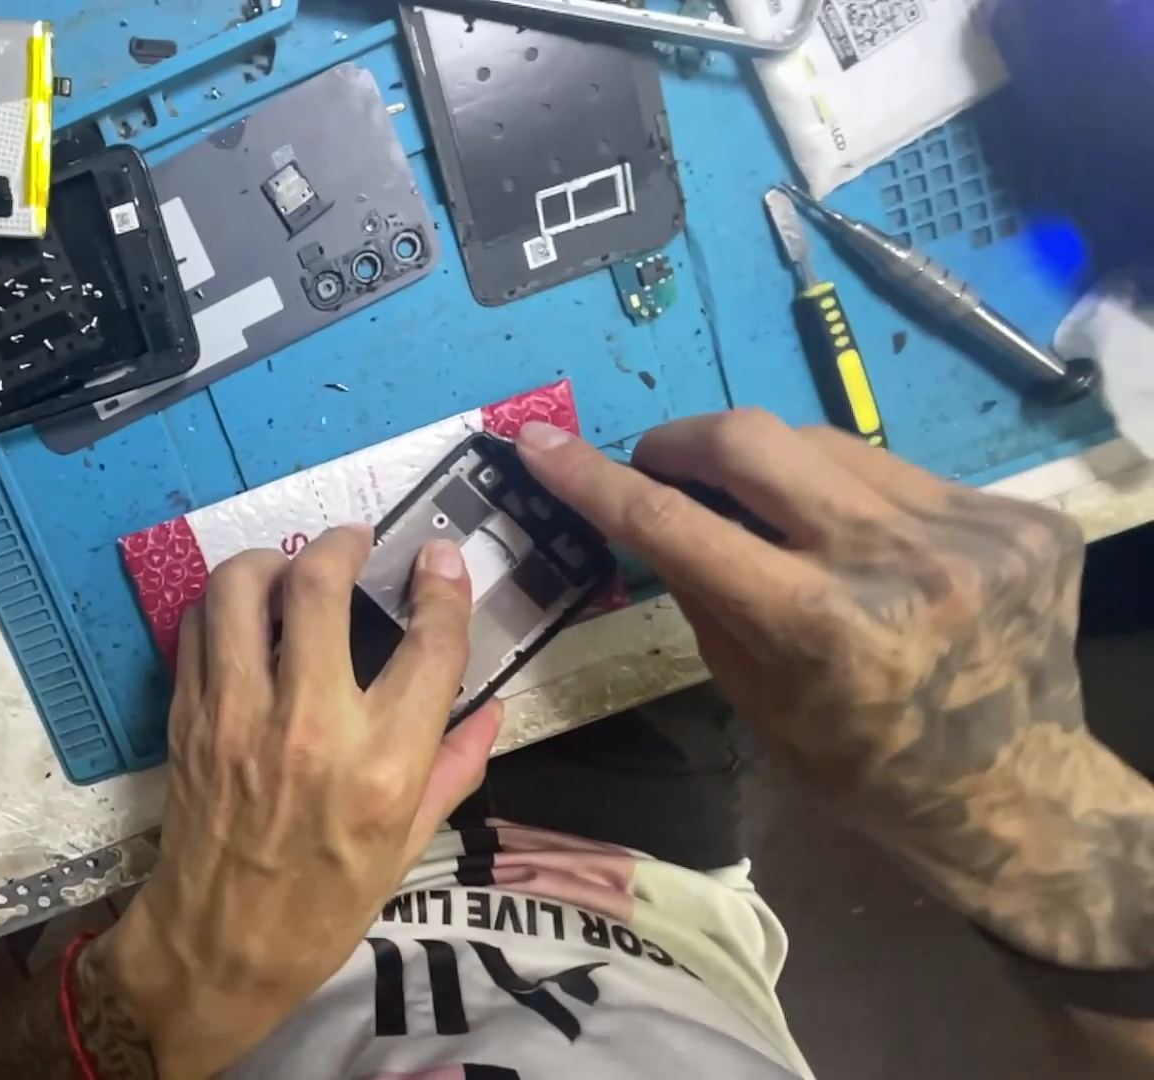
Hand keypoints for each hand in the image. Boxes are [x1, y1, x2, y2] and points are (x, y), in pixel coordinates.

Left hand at [92, 526, 502, 1077]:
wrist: (220, 942)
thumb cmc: (325, 902)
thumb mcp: (410, 845)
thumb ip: (454, 766)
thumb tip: (490, 706)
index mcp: (381, 765)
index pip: (428, 645)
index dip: (442, 587)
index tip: (437, 558)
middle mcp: (308, 725)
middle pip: (318, 588)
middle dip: (340, 545)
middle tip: (352, 541)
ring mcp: (236, 714)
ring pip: (239, 589)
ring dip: (269, 560)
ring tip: (289, 569)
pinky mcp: (189, 714)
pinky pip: (197, 626)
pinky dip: (223, 604)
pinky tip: (245, 615)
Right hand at [512, 410, 1153, 970]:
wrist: (1010, 790)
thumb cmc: (839, 752)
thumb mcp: (737, 676)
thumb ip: (692, 579)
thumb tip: (643, 500)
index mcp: (813, 625)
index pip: (669, 523)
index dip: (589, 477)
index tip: (537, 445)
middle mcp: (897, 563)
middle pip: (747, 440)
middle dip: (674, 442)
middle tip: (654, 468)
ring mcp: (970, 531)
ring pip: (811, 437)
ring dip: (750, 462)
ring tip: (748, 507)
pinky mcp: (1018, 514)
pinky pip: (876, 464)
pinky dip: (822, 483)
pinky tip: (829, 526)